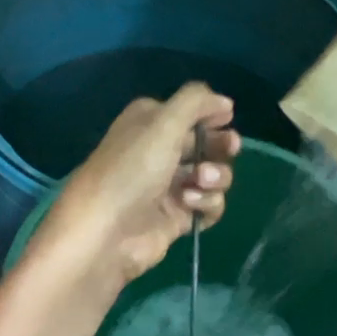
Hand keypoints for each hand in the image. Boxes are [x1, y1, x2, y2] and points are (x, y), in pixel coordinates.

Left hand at [32, 83, 240, 291]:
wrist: (106, 233)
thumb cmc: (132, 170)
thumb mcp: (162, 123)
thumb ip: (196, 102)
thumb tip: (225, 102)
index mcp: (151, 123)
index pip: (190, 110)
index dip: (211, 114)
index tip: (226, 118)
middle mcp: (160, 151)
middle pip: (208, 143)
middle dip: (220, 145)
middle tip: (229, 148)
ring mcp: (171, 186)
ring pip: (213, 175)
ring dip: (215, 176)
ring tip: (199, 182)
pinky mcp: (178, 216)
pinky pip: (209, 205)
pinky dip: (208, 203)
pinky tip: (191, 205)